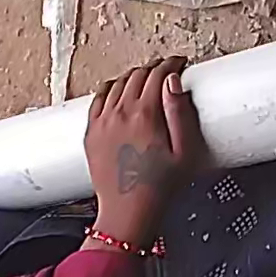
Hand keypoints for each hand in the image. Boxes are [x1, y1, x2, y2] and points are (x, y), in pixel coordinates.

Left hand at [84, 56, 205, 248]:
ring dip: (134, 76)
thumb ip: (180, 112)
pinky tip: (118, 90)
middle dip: (154, 68)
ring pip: (118, 83)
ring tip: (146, 79)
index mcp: (145, 115)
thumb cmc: (158, 187)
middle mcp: (120, 113)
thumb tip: (173, 81)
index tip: (179, 63)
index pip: (157, 74)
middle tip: (166, 70)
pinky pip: (98, 98)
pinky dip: (111, 88)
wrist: (127, 212)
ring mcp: (102, 121)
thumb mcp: (184, 151)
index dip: (171, 64)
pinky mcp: (91, 132)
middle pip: (137, 75)